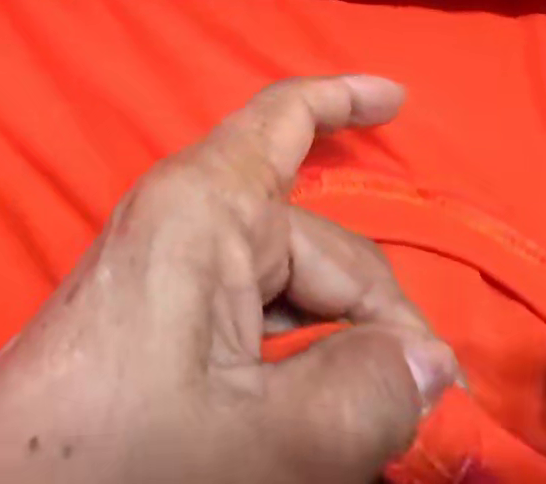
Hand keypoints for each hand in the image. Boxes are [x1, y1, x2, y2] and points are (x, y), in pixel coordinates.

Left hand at [0, 76, 459, 483]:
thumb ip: (360, 399)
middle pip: (318, 245)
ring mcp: (178, 260)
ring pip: (293, 289)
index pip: (288, 119)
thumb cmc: (115, 453)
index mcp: (209, 204)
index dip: (346, 100)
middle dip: (376, 320)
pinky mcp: (167, 304)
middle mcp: (194, 215)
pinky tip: (314, 413)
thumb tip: (430, 366)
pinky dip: (299, 355)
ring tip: (372, 426)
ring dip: (339, 348)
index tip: (399, 99)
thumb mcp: (255, 438)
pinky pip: (258, 315)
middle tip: (428, 408)